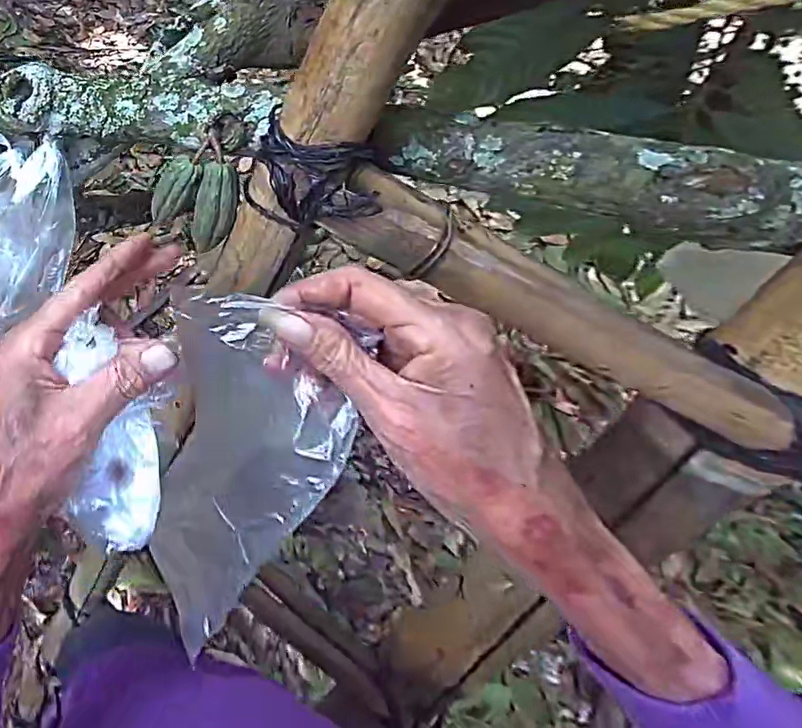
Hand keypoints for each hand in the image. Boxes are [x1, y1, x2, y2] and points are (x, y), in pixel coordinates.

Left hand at [0, 234, 179, 646]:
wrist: (5, 512)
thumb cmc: (32, 467)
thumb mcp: (79, 421)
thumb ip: (122, 381)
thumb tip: (168, 348)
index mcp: (30, 343)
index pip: (80, 293)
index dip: (116, 265)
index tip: (146, 240)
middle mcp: (35, 345)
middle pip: (88, 301)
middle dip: (130, 279)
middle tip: (169, 256)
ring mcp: (44, 363)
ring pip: (93, 327)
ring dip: (129, 319)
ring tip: (163, 315)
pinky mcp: (54, 382)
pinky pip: (93, 353)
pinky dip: (120, 350)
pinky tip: (143, 355)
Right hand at [268, 266, 727, 701]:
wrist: (532, 517)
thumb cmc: (463, 470)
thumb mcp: (388, 411)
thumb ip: (335, 357)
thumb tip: (282, 319)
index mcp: (441, 325)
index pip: (358, 284)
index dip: (308, 294)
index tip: (270, 320)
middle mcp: (451, 319)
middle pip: (366, 301)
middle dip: (317, 325)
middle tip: (280, 360)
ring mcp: (455, 339)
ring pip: (377, 323)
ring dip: (335, 346)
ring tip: (302, 380)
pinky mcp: (452, 360)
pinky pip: (395, 344)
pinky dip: (361, 360)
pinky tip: (336, 385)